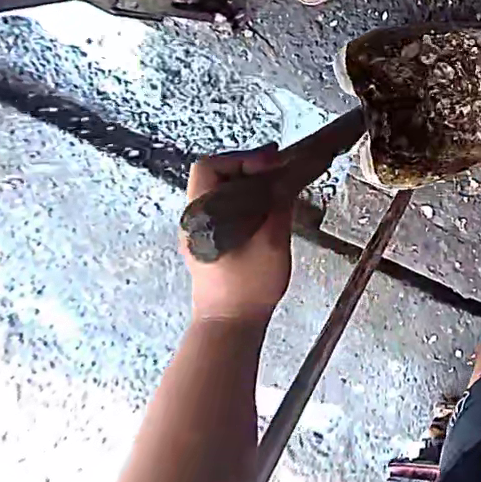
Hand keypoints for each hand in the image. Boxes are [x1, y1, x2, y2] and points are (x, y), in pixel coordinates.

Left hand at [182, 146, 292, 323]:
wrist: (230, 322)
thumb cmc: (249, 285)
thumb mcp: (272, 240)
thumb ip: (278, 205)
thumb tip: (286, 180)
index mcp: (201, 214)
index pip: (211, 167)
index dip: (243, 159)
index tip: (274, 164)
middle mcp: (194, 217)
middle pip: (215, 174)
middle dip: (248, 166)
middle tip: (279, 168)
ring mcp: (200, 229)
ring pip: (220, 190)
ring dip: (249, 182)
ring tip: (279, 183)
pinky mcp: (210, 239)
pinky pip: (225, 206)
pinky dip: (247, 198)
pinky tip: (269, 206)